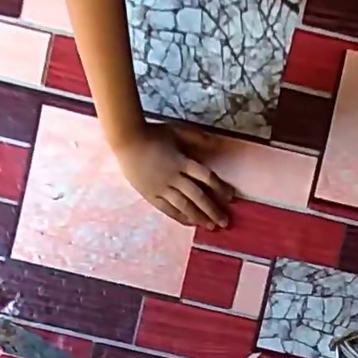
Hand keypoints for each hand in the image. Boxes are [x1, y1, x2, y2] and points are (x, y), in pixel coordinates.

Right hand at [114, 123, 234, 228]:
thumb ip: (196, 137)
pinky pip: (168, 210)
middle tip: (225, 222)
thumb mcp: (176, 130)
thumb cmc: (152, 134)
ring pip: (184, 206)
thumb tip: (216, 143)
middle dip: (213, 210)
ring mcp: (162, 188)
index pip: (206, 177)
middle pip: (198, 196)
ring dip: (199, 217)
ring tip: (211, 226)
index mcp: (182, 161)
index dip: (220, 187)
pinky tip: (191, 223)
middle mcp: (174, 177)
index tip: (231, 197)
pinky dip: (181, 217)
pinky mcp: (152, 195)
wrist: (127, 141)